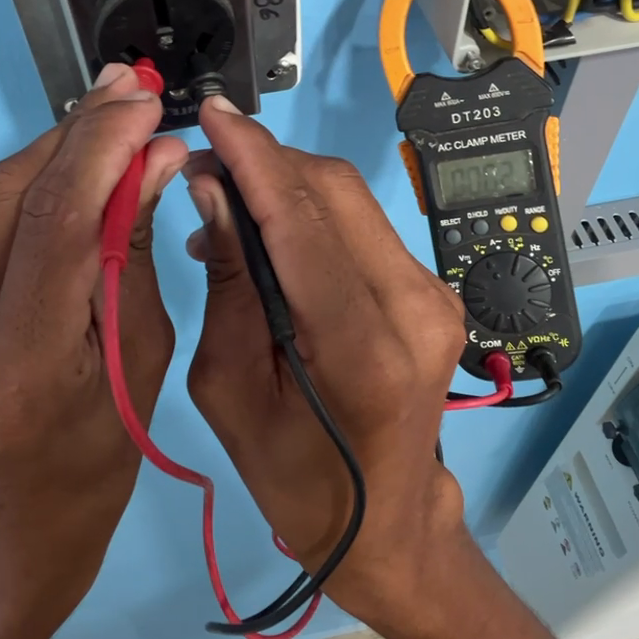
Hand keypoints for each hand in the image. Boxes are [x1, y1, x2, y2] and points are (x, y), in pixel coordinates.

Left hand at [0, 64, 188, 638]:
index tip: (139, 96)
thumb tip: (150, 156)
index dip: (98, 145)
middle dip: (73, 134)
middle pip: (6, 198)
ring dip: (50, 170)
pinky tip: (53, 228)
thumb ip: (130, 250)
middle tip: (126, 91)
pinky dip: (18, 220)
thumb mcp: (142, 358)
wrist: (3, 538)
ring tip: (105, 144)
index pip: (54, 224)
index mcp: (15, 373)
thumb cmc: (96, 460)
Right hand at [182, 98, 569, 638]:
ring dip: (284, 182)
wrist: (389, 522)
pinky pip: (362, 224)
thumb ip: (228, 284)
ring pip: (351, 197)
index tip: (212, 117)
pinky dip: (310, 211)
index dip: (254, 160)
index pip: (304, 224)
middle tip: (204, 163)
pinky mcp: (433, 288)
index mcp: (365, 349)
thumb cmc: (295, 477)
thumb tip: (214, 191)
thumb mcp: (231, 390)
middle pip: (335, 191)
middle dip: (265, 160)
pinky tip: (268, 229)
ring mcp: (434, 293)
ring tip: (226, 201)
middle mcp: (416, 307)